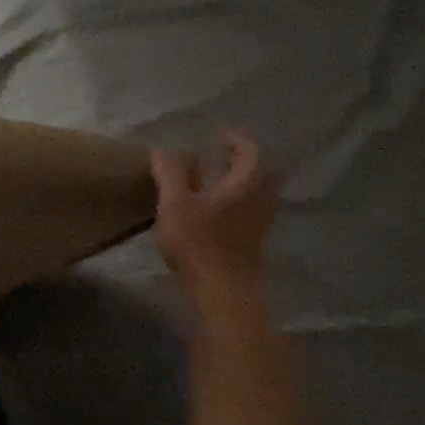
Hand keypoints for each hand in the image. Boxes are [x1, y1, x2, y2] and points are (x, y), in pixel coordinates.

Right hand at [151, 132, 276, 293]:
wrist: (222, 289)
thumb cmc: (198, 242)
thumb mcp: (174, 203)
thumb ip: (170, 173)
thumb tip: (163, 148)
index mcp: (245, 185)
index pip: (251, 152)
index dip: (237, 140)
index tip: (220, 135)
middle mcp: (260, 200)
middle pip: (261, 172)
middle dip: (244, 161)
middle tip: (222, 155)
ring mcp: (259, 222)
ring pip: (256, 192)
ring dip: (240, 181)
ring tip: (215, 180)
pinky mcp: (252, 241)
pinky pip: (250, 210)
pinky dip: (236, 201)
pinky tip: (214, 209)